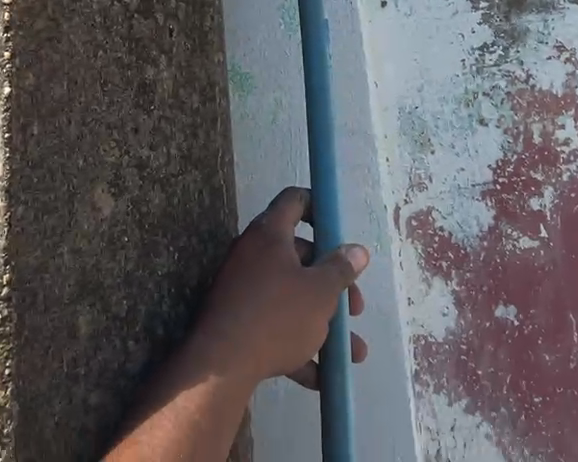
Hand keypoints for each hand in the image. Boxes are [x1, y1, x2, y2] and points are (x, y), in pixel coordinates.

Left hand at [189, 186, 368, 390]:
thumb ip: (340, 269)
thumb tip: (356, 249)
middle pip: (300, 256)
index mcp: (270, 233)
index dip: (319, 207)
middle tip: (354, 309)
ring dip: (322, 322)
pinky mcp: (237, 318)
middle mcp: (253, 253)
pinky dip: (298, 346)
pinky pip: (274, 325)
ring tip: (351, 354)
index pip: (295, 201)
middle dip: (332, 283)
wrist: (221, 363)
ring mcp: (242, 286)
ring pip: (291, 297)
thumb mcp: (319, 292)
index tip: (339, 229)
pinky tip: (321, 378)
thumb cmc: (277, 315)